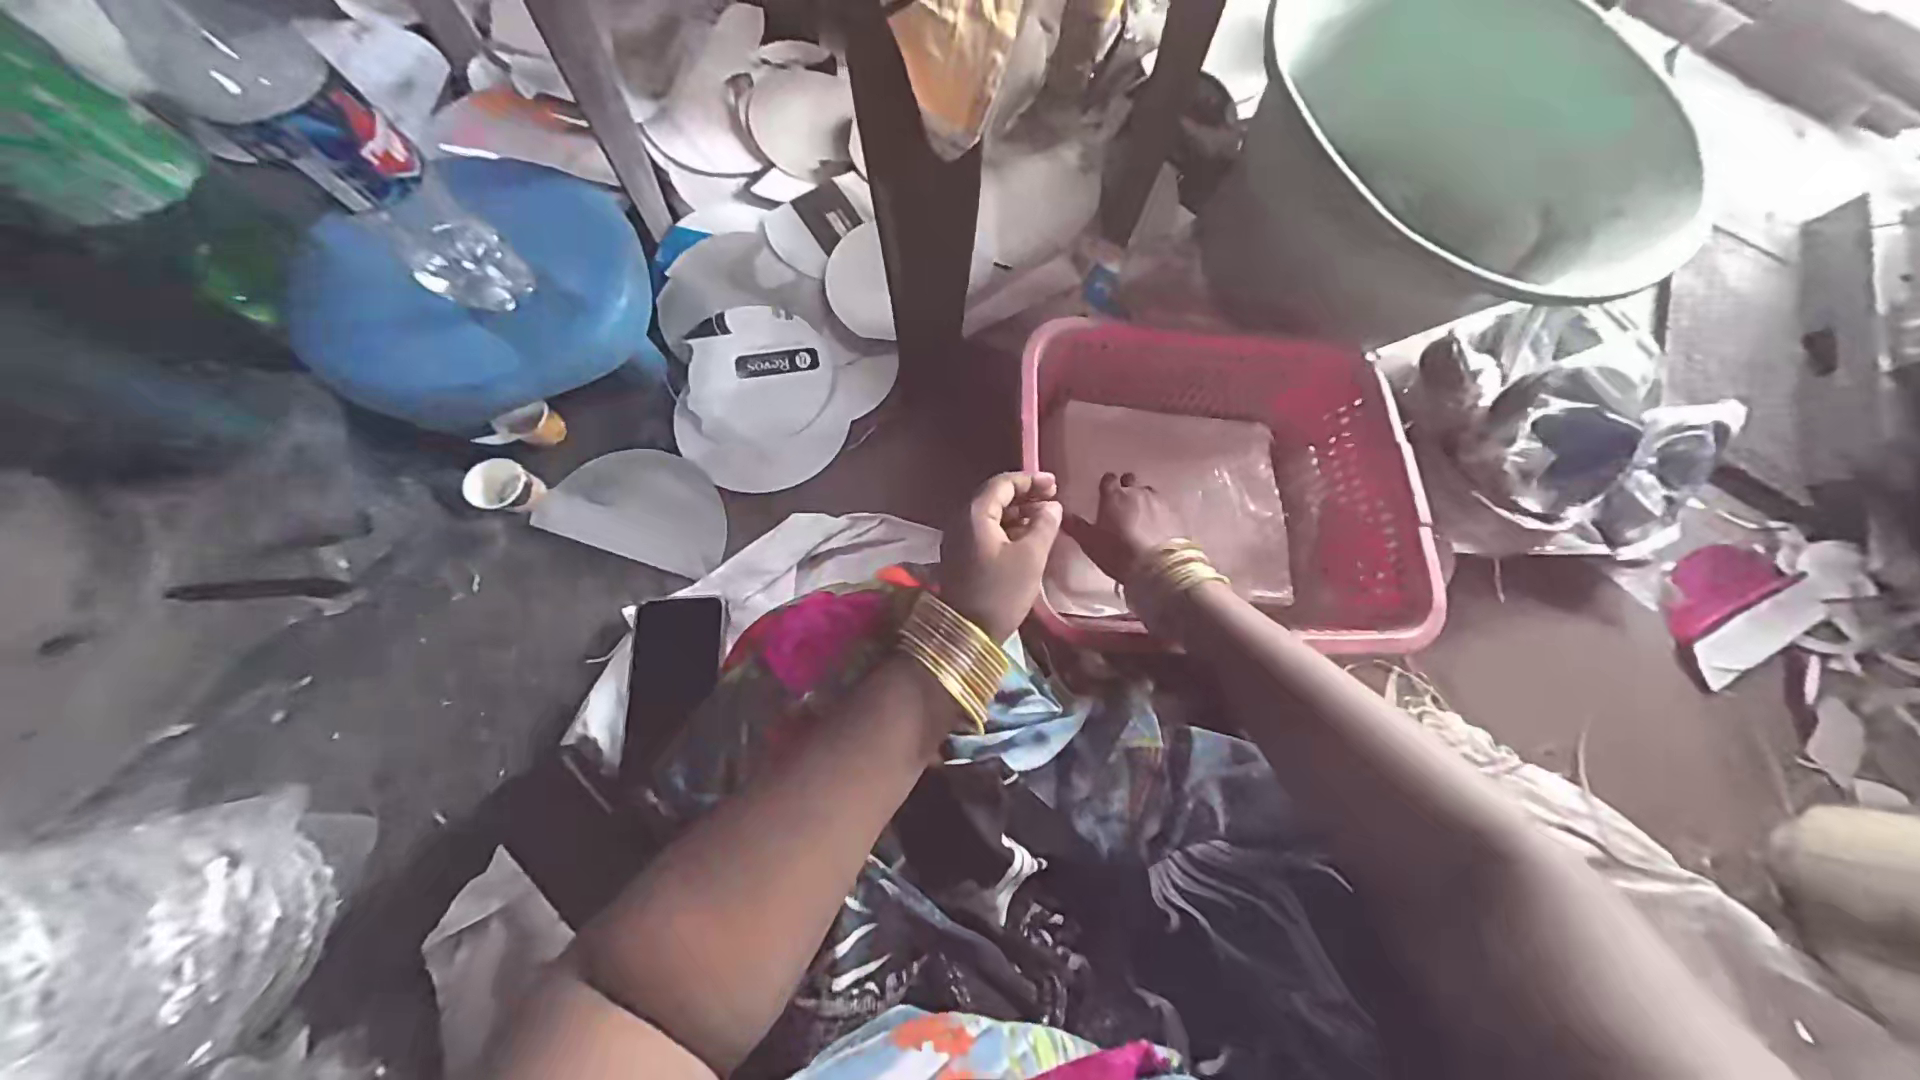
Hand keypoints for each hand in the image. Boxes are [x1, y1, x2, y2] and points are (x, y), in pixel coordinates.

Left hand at [938, 472, 1063, 641]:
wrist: (968, 632)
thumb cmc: (1001, 592)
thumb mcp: (1031, 557)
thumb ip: (1044, 525)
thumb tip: (1052, 506)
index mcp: (974, 515)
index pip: (1002, 484)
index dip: (1030, 480)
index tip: (1054, 485)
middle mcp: (961, 521)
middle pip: (994, 497)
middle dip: (1025, 495)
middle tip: (1052, 499)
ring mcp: (958, 539)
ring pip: (991, 515)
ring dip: (1018, 513)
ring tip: (1045, 518)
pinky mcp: (961, 556)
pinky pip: (986, 532)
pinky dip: (1008, 529)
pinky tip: (1027, 537)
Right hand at [1062, 472, 1188, 584]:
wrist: (1158, 565)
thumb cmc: (1118, 552)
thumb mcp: (1090, 543)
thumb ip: (1076, 527)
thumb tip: (1063, 514)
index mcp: (1113, 496)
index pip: (1108, 479)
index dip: (1107, 485)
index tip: (1105, 494)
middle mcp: (1137, 492)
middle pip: (1130, 481)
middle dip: (1126, 489)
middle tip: (1122, 506)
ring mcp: (1158, 501)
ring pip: (1149, 493)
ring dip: (1144, 501)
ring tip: (1140, 519)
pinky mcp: (1175, 514)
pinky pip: (1164, 508)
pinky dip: (1159, 514)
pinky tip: (1156, 529)